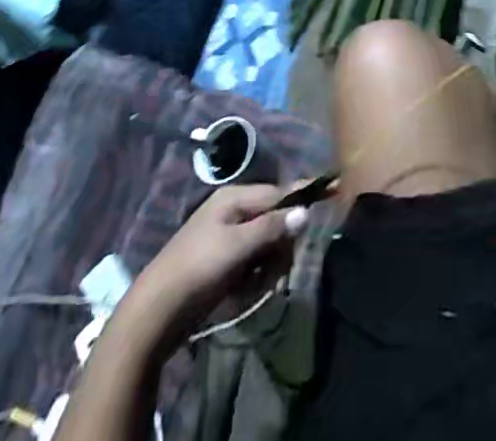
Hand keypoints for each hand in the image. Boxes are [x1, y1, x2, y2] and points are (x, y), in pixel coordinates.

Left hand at [123, 184, 308, 332]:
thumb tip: (304, 211)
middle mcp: (234, 211)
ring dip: (267, 268)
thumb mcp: (237, 246)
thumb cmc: (199, 267)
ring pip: (269, 246)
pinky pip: (256, 263)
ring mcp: (230, 236)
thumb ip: (271, 227)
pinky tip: (243, 292)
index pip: (280, 192)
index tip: (335, 187)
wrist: (160, 307)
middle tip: (269, 272)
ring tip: (251, 286)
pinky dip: (255, 278)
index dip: (305, 195)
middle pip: (278, 221)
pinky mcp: (227, 260)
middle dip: (280, 249)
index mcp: (234, 198)